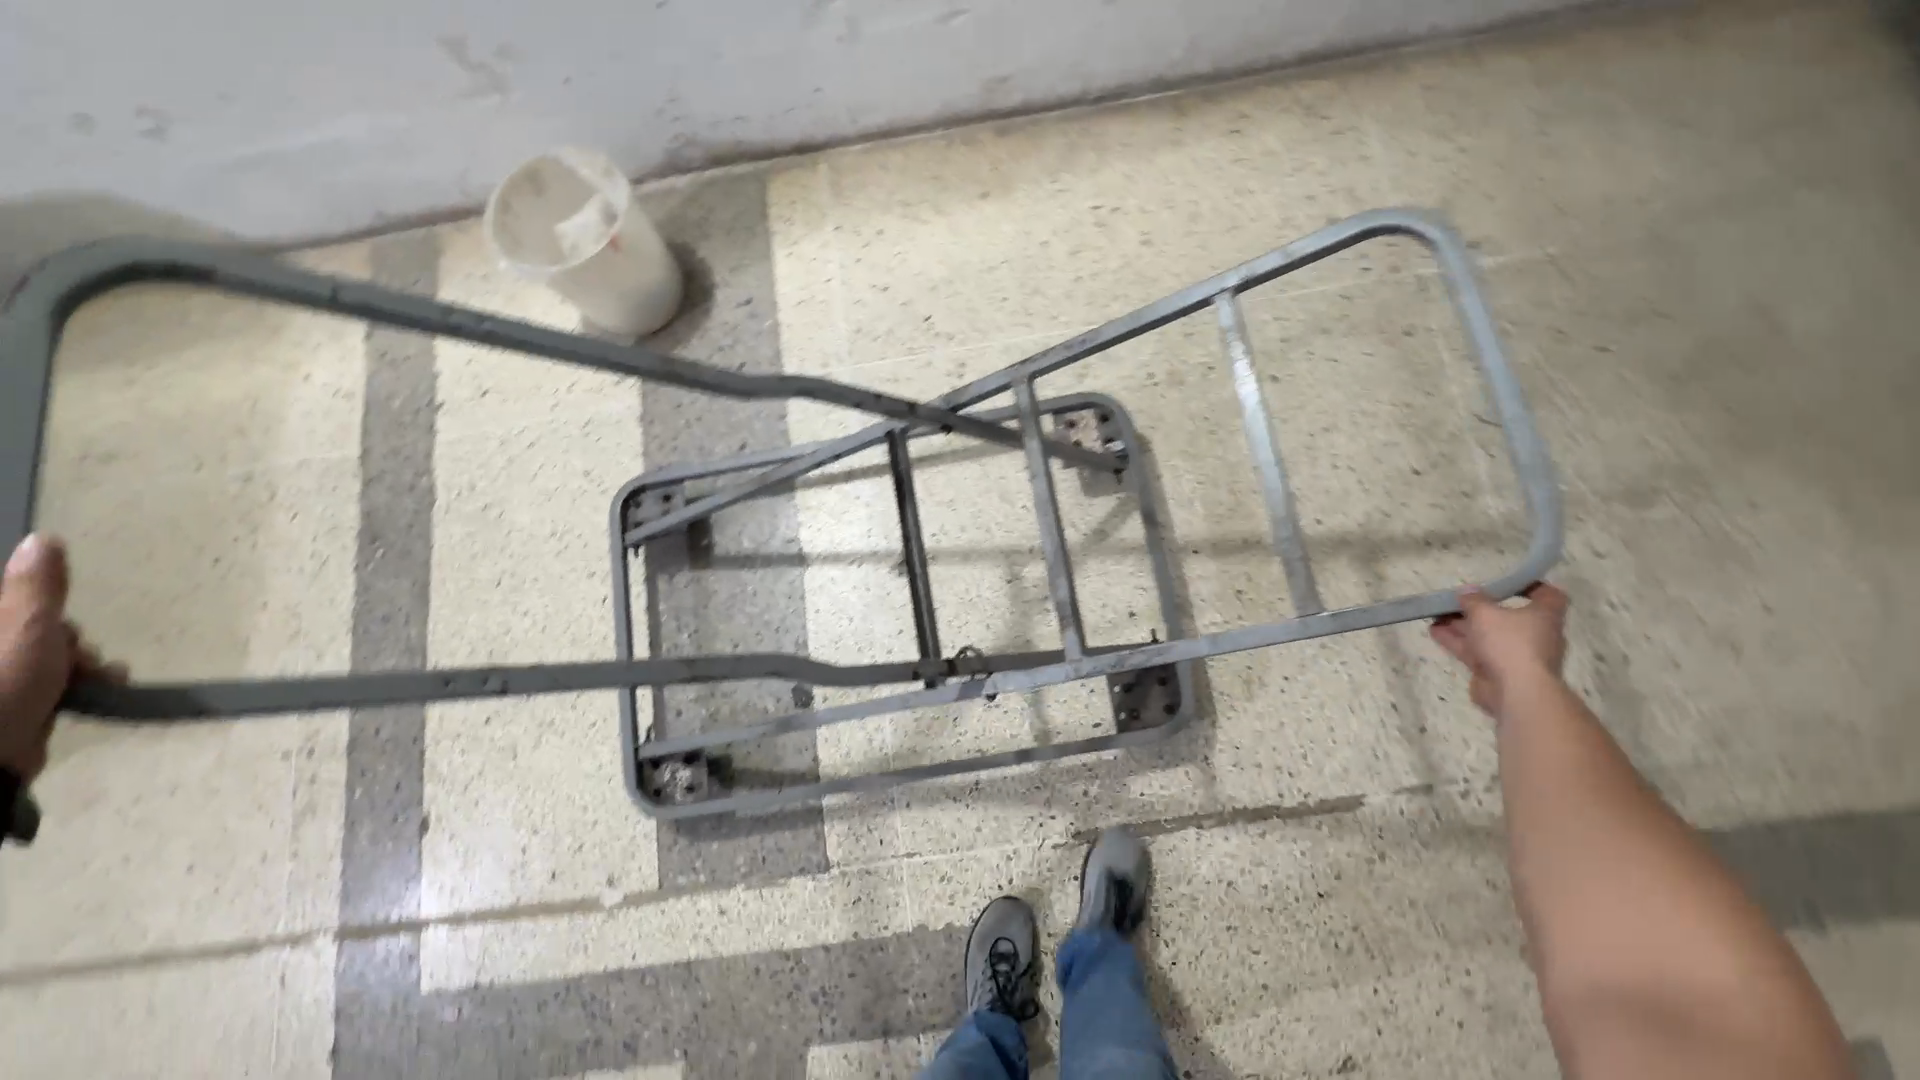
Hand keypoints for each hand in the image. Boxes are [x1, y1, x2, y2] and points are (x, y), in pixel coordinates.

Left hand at [0, 536, 118, 779]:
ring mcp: (3, 675)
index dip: (39, 605)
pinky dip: (78, 680)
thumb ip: (34, 588)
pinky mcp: (9, 703)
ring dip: (80, 660)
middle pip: (28, 626)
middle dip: (66, 637)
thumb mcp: (23, 629)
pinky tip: (100, 686)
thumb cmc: (3, 686)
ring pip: (44, 653)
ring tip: (99, 676)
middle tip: (77, 655)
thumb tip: (42, 539)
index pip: (14, 601)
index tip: (57, 620)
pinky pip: (49, 679)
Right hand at [1428, 582, 1569, 720]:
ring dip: (1462, 625)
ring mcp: (1515, 654)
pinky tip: (1435, 632)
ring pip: (1487, 635)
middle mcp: (1534, 634)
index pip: (1547, 595)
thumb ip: (1473, 600)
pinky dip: (1457, 641)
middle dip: (1480, 609)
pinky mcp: (1497, 671)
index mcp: (1544, 615)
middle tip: (1457, 601)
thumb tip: (1468, 591)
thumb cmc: (1509, 643)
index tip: (1506, 583)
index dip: (1530, 586)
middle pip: (1507, 616)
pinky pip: (1476, 651)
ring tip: (1436, 615)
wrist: (1516, 691)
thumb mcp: (1485, 613)